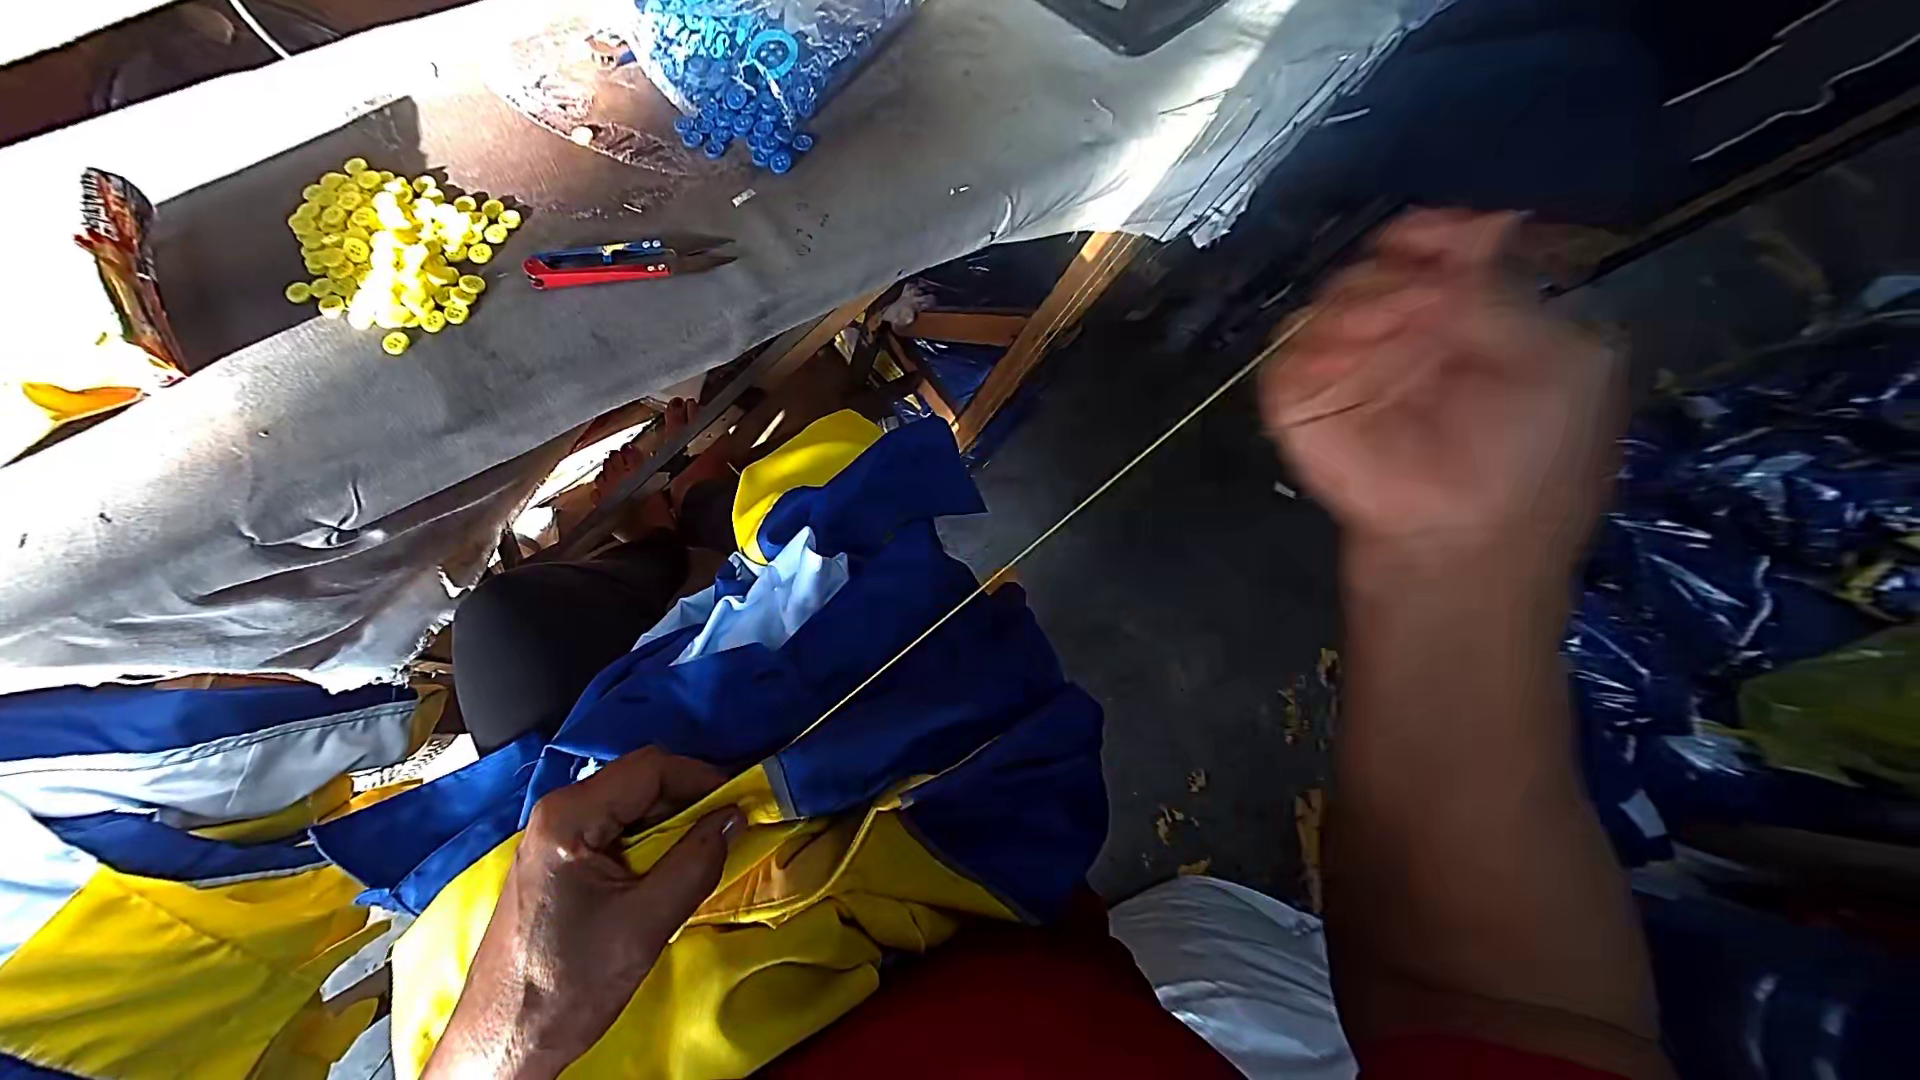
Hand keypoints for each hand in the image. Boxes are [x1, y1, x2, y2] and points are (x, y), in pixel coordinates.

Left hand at [424, 748, 744, 1079]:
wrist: (497, 1051)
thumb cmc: (565, 988)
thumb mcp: (645, 925)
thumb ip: (697, 862)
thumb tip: (735, 817)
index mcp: (569, 817)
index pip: (652, 767)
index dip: (702, 777)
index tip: (738, 801)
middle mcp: (558, 811)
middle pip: (642, 779)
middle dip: (690, 797)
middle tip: (725, 826)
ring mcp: (554, 832)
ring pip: (633, 801)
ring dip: (674, 817)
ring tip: (703, 846)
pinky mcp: (559, 855)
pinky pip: (618, 825)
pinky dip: (653, 835)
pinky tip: (670, 863)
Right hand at [1260, 209, 1622, 586]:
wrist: (1455, 538)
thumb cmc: (1526, 457)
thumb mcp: (1558, 357)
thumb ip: (1507, 292)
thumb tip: (1477, 222)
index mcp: (1460, 318)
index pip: (1429, 250)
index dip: (1426, 231)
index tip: (1421, 235)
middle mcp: (1397, 334)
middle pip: (1372, 267)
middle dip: (1394, 277)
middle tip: (1419, 310)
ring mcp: (1343, 366)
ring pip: (1325, 299)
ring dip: (1355, 310)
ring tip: (1384, 343)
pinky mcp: (1296, 400)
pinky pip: (1286, 348)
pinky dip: (1309, 345)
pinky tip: (1343, 366)